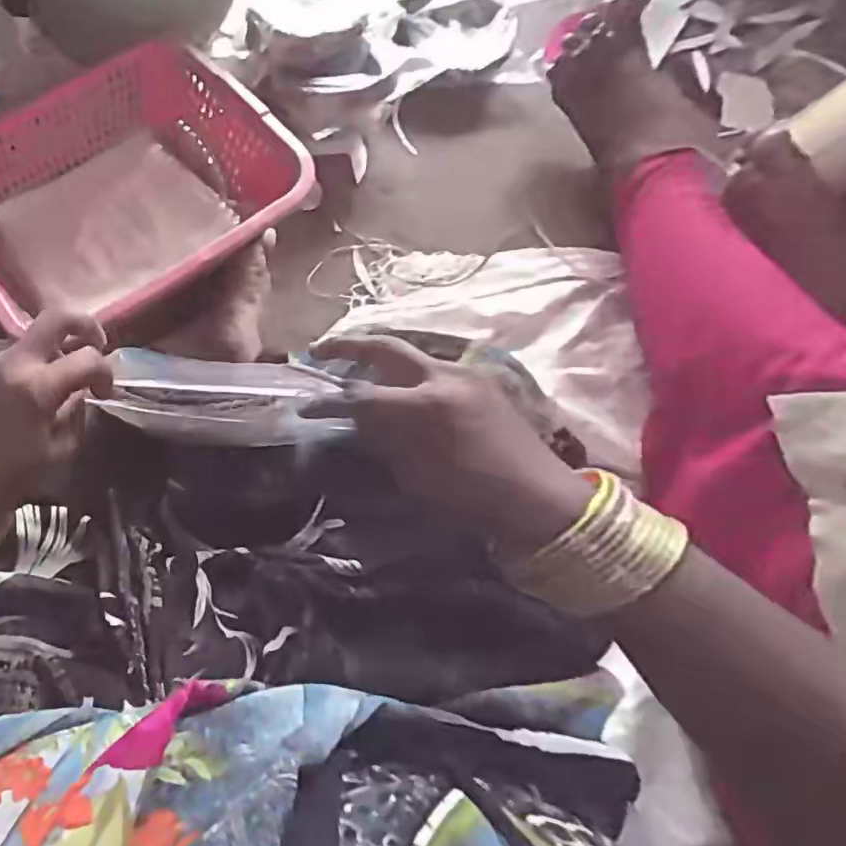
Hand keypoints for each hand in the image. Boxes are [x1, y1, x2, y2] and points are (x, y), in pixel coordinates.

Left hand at [0, 311, 114, 517]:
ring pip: (37, 333)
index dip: (105, 372)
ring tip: (68, 373)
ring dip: (60, 346)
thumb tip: (83, 390)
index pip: (87, 358)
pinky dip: (38, 360)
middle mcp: (15, 363)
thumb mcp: (61, 448)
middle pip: (57, 316)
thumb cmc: (14, 472)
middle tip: (97, 346)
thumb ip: (78, 411)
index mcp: (37, 386)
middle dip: (86, 326)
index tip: (104, 392)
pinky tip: (41, 385)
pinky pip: (19, 352)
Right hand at [302, 334, 593, 550]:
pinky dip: (406, 369)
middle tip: (319, 350)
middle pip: (384, 347)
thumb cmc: (471, 497)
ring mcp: (466, 374)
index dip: (327, 399)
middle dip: (347, 345)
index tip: (305, 404)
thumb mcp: (413, 474)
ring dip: (378, 355)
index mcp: (424, 406)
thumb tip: (358, 421)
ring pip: (410, 352)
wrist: (540, 500)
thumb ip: (383, 439)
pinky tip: (397, 383)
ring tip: (354, 365)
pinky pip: (432, 365)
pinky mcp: (481, 380)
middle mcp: (444, 378)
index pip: (360, 393)